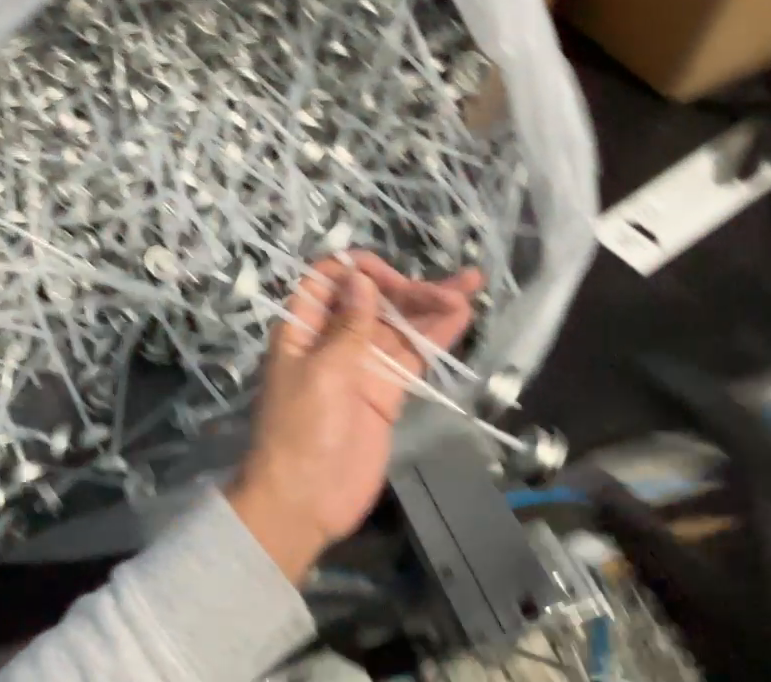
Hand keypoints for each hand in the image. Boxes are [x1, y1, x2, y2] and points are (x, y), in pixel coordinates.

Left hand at [227, 253, 479, 582]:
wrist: (304, 499)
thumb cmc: (300, 428)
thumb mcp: (321, 371)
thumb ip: (347, 326)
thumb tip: (360, 277)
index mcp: (302, 327)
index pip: (328, 280)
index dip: (358, 270)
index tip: (391, 276)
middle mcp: (331, 339)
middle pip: (371, 300)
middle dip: (407, 289)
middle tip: (451, 288)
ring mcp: (361, 365)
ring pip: (397, 326)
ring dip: (430, 306)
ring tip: (470, 285)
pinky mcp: (385, 392)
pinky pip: (411, 357)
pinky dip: (434, 337)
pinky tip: (460, 316)